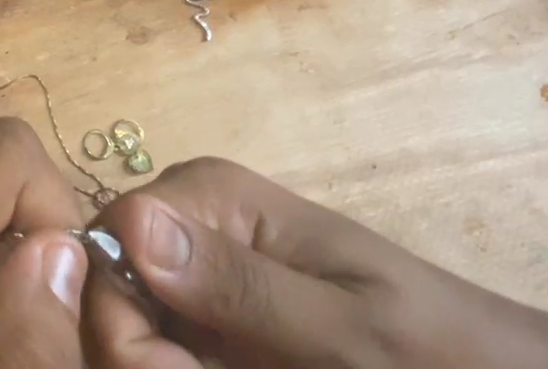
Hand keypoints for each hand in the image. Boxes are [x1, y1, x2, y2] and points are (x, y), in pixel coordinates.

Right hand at [85, 158, 547, 368]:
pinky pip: (161, 348)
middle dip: (141, 358)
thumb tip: (130, 221)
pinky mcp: (206, 318)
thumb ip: (241, 284)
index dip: (121, 326)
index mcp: (208, 195)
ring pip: (127, 329)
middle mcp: (184, 221)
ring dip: (160, 366)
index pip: (106, 248)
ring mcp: (192, 271)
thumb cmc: (441, 353)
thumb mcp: (351, 333)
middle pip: (106, 293)